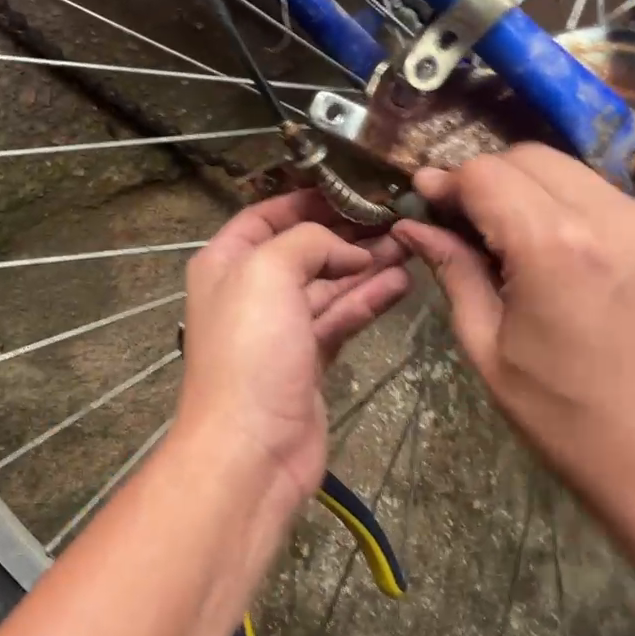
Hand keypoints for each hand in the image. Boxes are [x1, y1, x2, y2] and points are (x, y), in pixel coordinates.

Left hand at [178, 189, 412, 509]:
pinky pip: (340, 318)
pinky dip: (368, 300)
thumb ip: (307, 243)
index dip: (306, 201)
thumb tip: (346, 249)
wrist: (251, 447)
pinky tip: (402, 282)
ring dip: (365, 264)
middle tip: (395, 216)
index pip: (265, 216)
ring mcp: (280, 327)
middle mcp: (248, 290)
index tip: (354, 188)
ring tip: (410, 243)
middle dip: (345, 232)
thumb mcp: (267, 273)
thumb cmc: (250, 350)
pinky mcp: (309, 359)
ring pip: (327, 284)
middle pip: (302, 249)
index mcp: (224, 262)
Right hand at [390, 145, 634, 539]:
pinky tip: (542, 246)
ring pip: (564, 169)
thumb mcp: (487, 347)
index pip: (485, 174)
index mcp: (555, 248)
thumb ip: (453, 272)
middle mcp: (609, 217)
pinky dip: (559, 202)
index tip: (420, 205)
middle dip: (481, 179)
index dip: (445, 183)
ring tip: (496, 235)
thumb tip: (412, 228)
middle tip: (453, 220)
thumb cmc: (568, 419)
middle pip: (526, 157)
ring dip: (521, 186)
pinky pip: (598, 194)